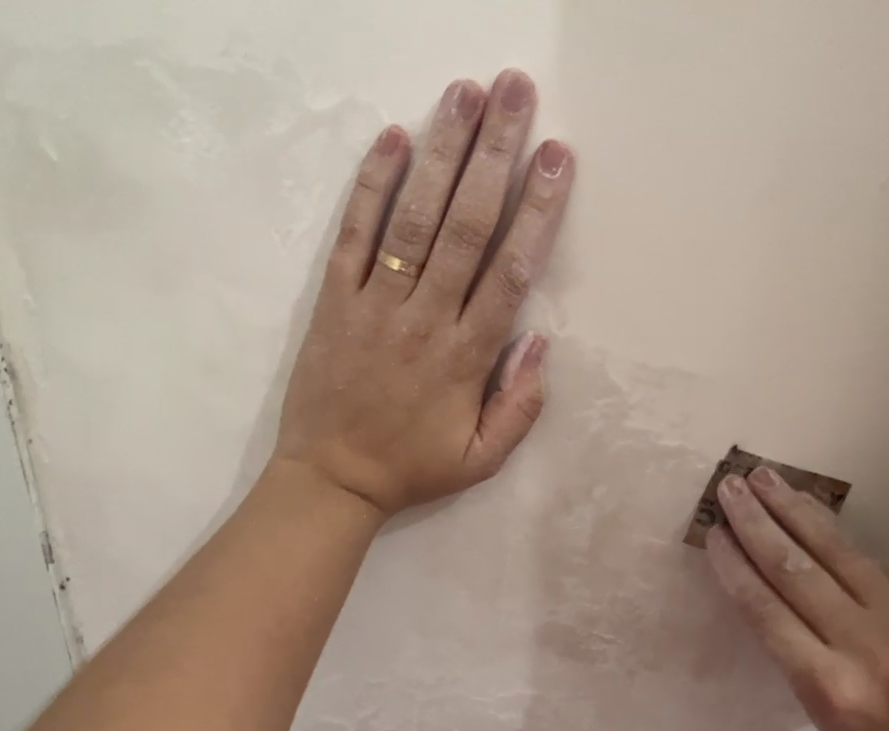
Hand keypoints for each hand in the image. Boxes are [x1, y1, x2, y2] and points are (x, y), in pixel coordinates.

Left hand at [273, 70, 575, 514]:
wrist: (331, 478)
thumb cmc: (413, 467)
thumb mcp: (482, 459)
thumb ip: (520, 407)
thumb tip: (542, 343)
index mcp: (466, 358)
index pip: (510, 272)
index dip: (536, 211)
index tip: (557, 158)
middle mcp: (425, 320)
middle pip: (466, 227)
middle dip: (495, 155)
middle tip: (516, 93)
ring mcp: (376, 305)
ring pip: (413, 221)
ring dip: (440, 154)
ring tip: (463, 95)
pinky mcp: (334, 300)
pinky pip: (353, 237)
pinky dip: (371, 188)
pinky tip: (392, 139)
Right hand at [705, 467, 888, 730]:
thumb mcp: (816, 710)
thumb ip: (793, 648)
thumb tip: (765, 583)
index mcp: (828, 683)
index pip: (767, 612)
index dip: (736, 568)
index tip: (714, 534)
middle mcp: (861, 643)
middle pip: (797, 571)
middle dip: (758, 525)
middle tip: (731, 487)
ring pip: (833, 551)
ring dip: (793, 510)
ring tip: (764, 478)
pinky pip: (864, 557)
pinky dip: (828, 529)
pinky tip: (806, 508)